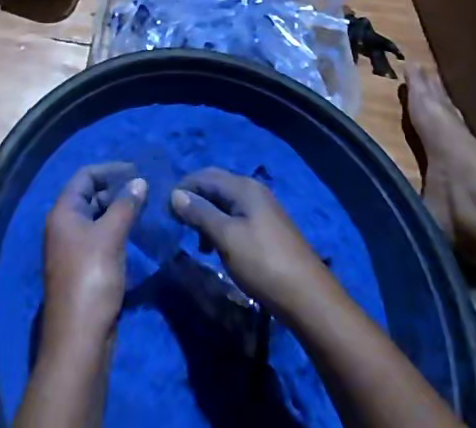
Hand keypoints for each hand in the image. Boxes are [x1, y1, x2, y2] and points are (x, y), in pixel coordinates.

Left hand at [42, 163, 145, 343]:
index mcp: (63, 212)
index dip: (110, 170)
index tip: (137, 170)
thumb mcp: (110, 236)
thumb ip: (125, 206)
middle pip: (90, 197)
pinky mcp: (85, 269)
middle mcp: (64, 226)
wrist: (80, 336)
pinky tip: (138, 236)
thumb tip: (139, 181)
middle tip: (146, 191)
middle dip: (117, 190)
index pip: (84, 177)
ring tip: (147, 210)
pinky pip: (102, 240)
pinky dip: (118, 233)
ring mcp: (73, 249)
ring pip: (98, 219)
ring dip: (119, 212)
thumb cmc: (92, 278)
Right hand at [170, 168, 333, 315]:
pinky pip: (236, 219)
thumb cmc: (263, 264)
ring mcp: (263, 212)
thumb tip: (176, 194)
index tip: (165, 211)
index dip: (182, 188)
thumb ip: (199, 213)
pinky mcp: (268, 231)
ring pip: (225, 204)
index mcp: (244, 188)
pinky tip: (216, 249)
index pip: (204, 175)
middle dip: (194, 200)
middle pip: (215, 186)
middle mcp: (254, 192)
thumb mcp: (226, 237)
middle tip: (177, 223)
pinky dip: (220, 228)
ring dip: (206, 217)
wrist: (310, 300)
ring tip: (196, 242)